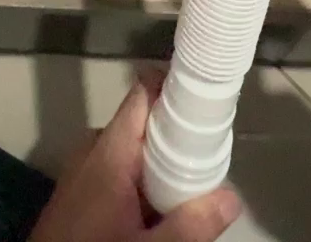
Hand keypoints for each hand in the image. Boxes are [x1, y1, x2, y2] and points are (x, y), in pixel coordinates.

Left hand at [30, 72, 242, 241]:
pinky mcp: (77, 191)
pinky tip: (156, 207)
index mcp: (109, 150)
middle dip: (174, 137)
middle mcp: (93, 149)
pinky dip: (139, 178)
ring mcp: (81, 169)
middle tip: (208, 156)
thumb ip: (190, 225)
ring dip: (157, 163)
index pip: (142, 93)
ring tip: (189, 184)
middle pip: (142, 124)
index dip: (173, 86)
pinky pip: (116, 169)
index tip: (204, 95)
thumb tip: (233, 197)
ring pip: (130, 150)